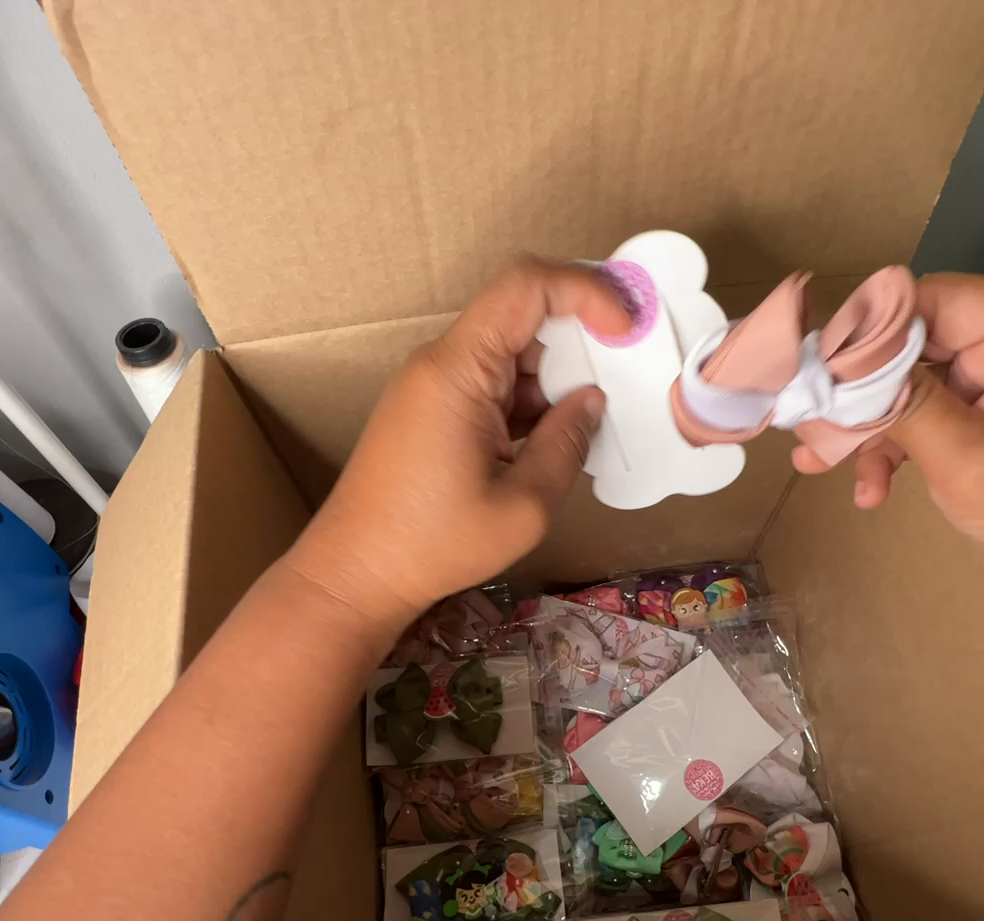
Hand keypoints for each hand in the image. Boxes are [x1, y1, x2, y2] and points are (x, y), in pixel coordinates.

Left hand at [285, 257, 630, 625]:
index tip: (626, 327)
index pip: (525, 285)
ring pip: (512, 356)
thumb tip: (592, 400)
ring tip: (594, 423)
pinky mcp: (435, 412)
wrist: (357, 572)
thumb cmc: (434, 544)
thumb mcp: (523, 505)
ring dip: (556, 380)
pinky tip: (557, 439)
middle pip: (522, 318)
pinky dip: (531, 404)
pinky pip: (494, 387)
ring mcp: (436, 388)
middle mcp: (443, 364)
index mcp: (458, 370)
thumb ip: (567, 444)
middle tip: (626, 381)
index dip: (585, 290)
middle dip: (579, 342)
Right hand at [824, 273, 983, 589]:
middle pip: (914, 342)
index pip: (934, 299)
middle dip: (859, 388)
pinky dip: (891, 449)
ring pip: (908, 384)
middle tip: (809, 419)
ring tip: (818, 463)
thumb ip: (906, 404)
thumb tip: (838, 367)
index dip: (869, 329)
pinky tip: (869, 490)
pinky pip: (923, 416)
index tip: (816, 370)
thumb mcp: (971, 459)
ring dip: (867, 428)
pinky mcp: (983, 417)